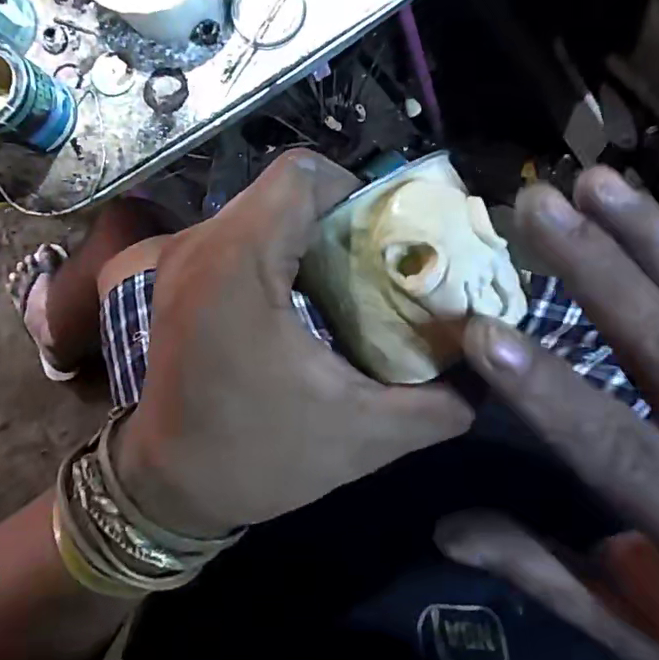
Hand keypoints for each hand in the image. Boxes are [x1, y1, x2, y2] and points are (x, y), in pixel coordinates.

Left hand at [115, 151, 473, 535]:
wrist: (168, 485)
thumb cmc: (257, 456)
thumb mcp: (364, 435)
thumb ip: (441, 400)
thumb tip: (490, 365)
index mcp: (238, 262)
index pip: (303, 175)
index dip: (357, 193)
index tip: (390, 241)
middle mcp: (200, 245)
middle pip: (283, 190)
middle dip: (339, 218)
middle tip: (380, 268)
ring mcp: (180, 259)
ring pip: (258, 211)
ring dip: (307, 236)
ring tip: (347, 285)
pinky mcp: (175, 279)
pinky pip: (235, 237)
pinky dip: (276, 251)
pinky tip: (304, 299)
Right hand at [437, 167, 658, 659]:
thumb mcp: (639, 635)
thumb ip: (542, 573)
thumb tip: (443, 530)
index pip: (619, 450)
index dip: (547, 391)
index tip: (479, 332)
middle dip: (599, 274)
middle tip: (531, 209)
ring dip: (639, 236)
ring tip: (579, 180)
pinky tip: (625, 198)